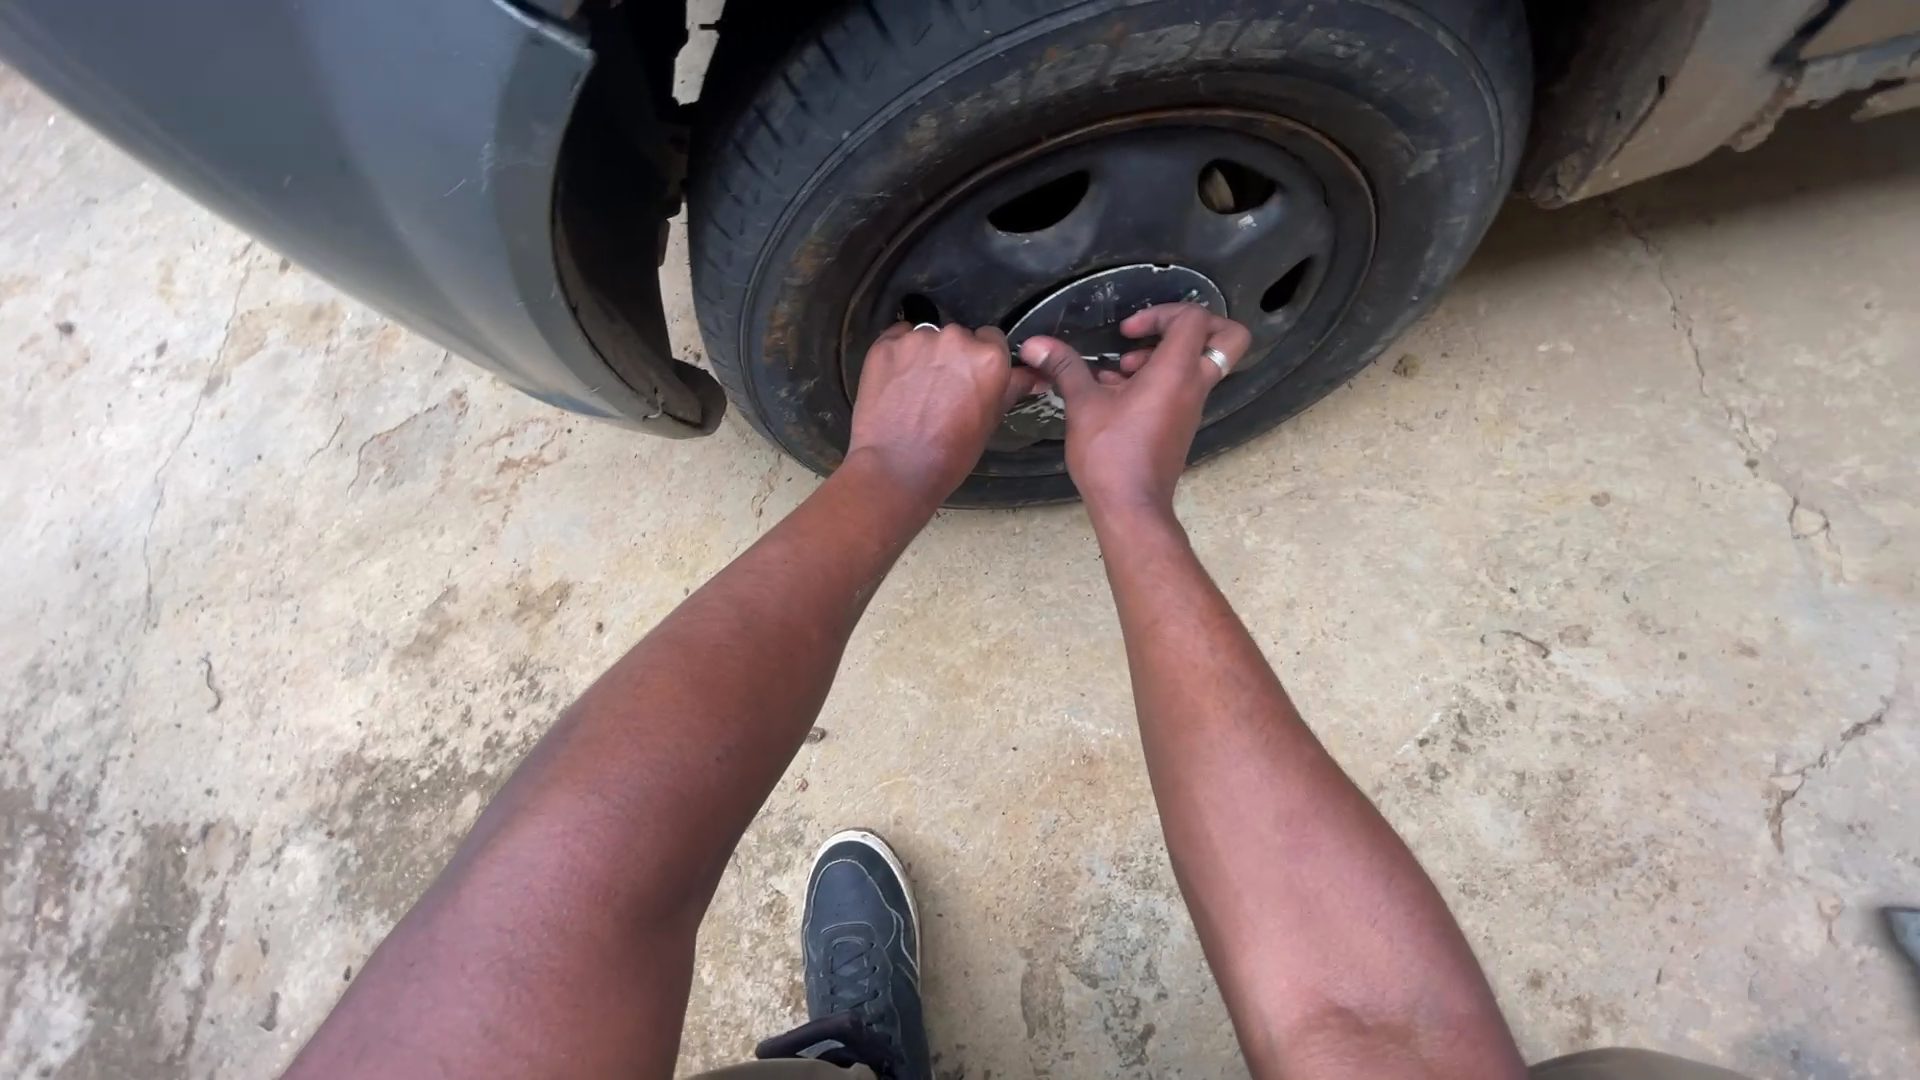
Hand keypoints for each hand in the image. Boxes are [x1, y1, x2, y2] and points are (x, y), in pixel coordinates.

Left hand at [846, 322, 1041, 503]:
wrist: (896, 469)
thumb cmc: (950, 454)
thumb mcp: (989, 422)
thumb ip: (1012, 389)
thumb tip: (1037, 376)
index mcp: (989, 358)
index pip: (993, 339)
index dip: (982, 361)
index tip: (972, 380)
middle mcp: (956, 339)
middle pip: (960, 337)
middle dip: (953, 357)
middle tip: (943, 390)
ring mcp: (918, 340)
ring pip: (928, 337)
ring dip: (926, 355)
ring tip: (916, 390)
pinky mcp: (885, 345)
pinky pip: (897, 338)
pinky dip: (899, 355)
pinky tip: (896, 383)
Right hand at [1017, 303, 1249, 517]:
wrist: (1131, 505)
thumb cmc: (1110, 454)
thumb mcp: (1083, 405)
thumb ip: (1064, 367)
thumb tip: (1035, 344)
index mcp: (1175, 372)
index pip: (1195, 318)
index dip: (1162, 313)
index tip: (1128, 332)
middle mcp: (1193, 386)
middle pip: (1228, 337)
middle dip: (1196, 325)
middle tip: (1155, 334)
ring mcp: (1192, 408)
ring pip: (1201, 364)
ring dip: (1166, 356)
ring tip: (1122, 370)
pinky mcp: (1182, 425)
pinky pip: (1183, 389)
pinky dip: (1160, 381)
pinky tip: (1118, 394)